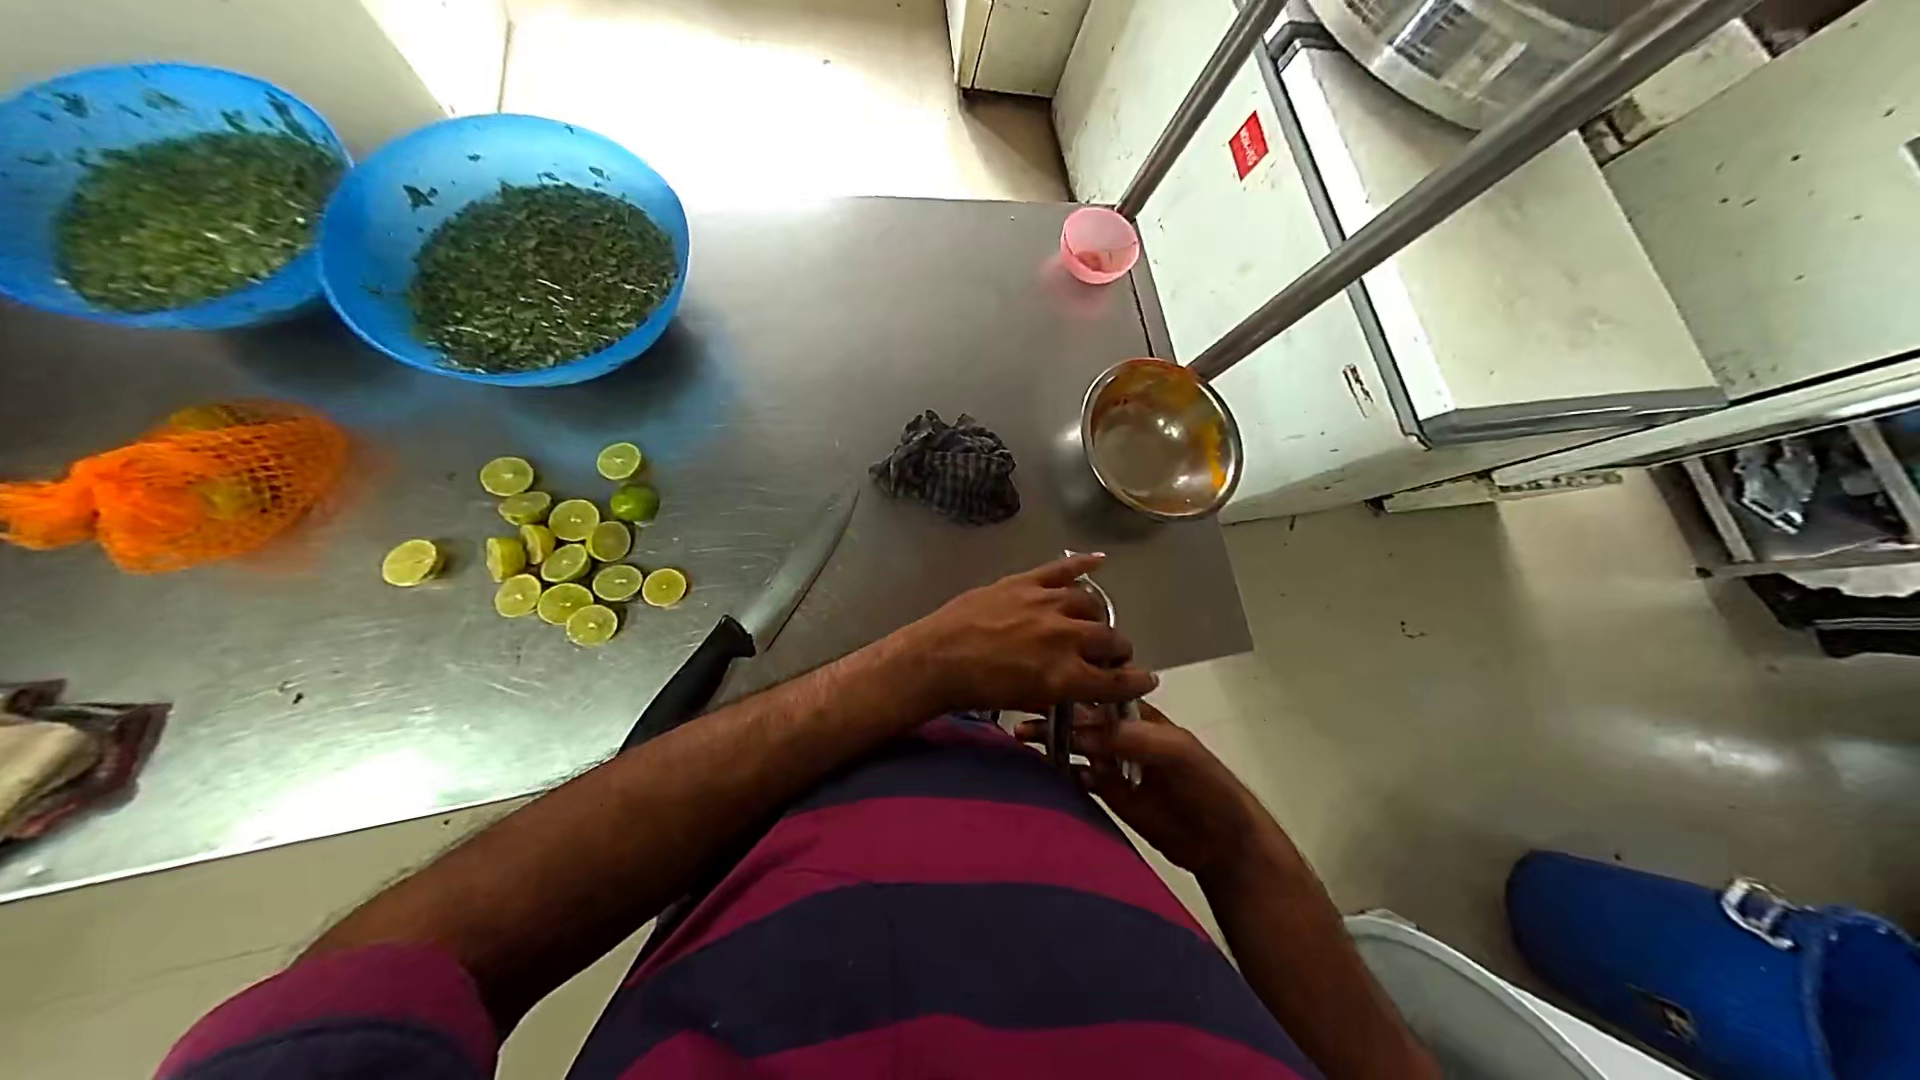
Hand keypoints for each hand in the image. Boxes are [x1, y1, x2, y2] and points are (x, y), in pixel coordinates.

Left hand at [895, 554, 1157, 713]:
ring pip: (1090, 603)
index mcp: (1066, 675)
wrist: (937, 659)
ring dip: (1097, 616)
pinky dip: (1084, 564)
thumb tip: (1081, 683)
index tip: (1146, 680)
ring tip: (1092, 622)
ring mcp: (1046, 604)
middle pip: (1110, 639)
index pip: (1117, 680)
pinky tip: (1100, 561)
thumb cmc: (978, 690)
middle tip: (1112, 653)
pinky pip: (1063, 568)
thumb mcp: (1028, 699)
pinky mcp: (1027, 582)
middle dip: (1118, 649)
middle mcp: (1065, 637)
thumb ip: (1063, 690)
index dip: (1136, 682)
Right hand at [1021, 702, 1269, 882]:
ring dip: (1053, 745)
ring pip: (1077, 750)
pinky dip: (1065, 775)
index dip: (1075, 695)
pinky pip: (1081, 780)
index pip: (1102, 700)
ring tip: (1024, 742)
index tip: (1045, 694)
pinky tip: (1049, 772)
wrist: (1222, 844)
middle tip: (1024, 723)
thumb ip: (1139, 738)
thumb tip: (1090, 730)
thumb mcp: (1180, 753)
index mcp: (1141, 719)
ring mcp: (1115, 767)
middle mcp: (1124, 738)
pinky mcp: (1111, 796)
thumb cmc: (1208, 787)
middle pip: (1083, 723)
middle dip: (1054, 720)